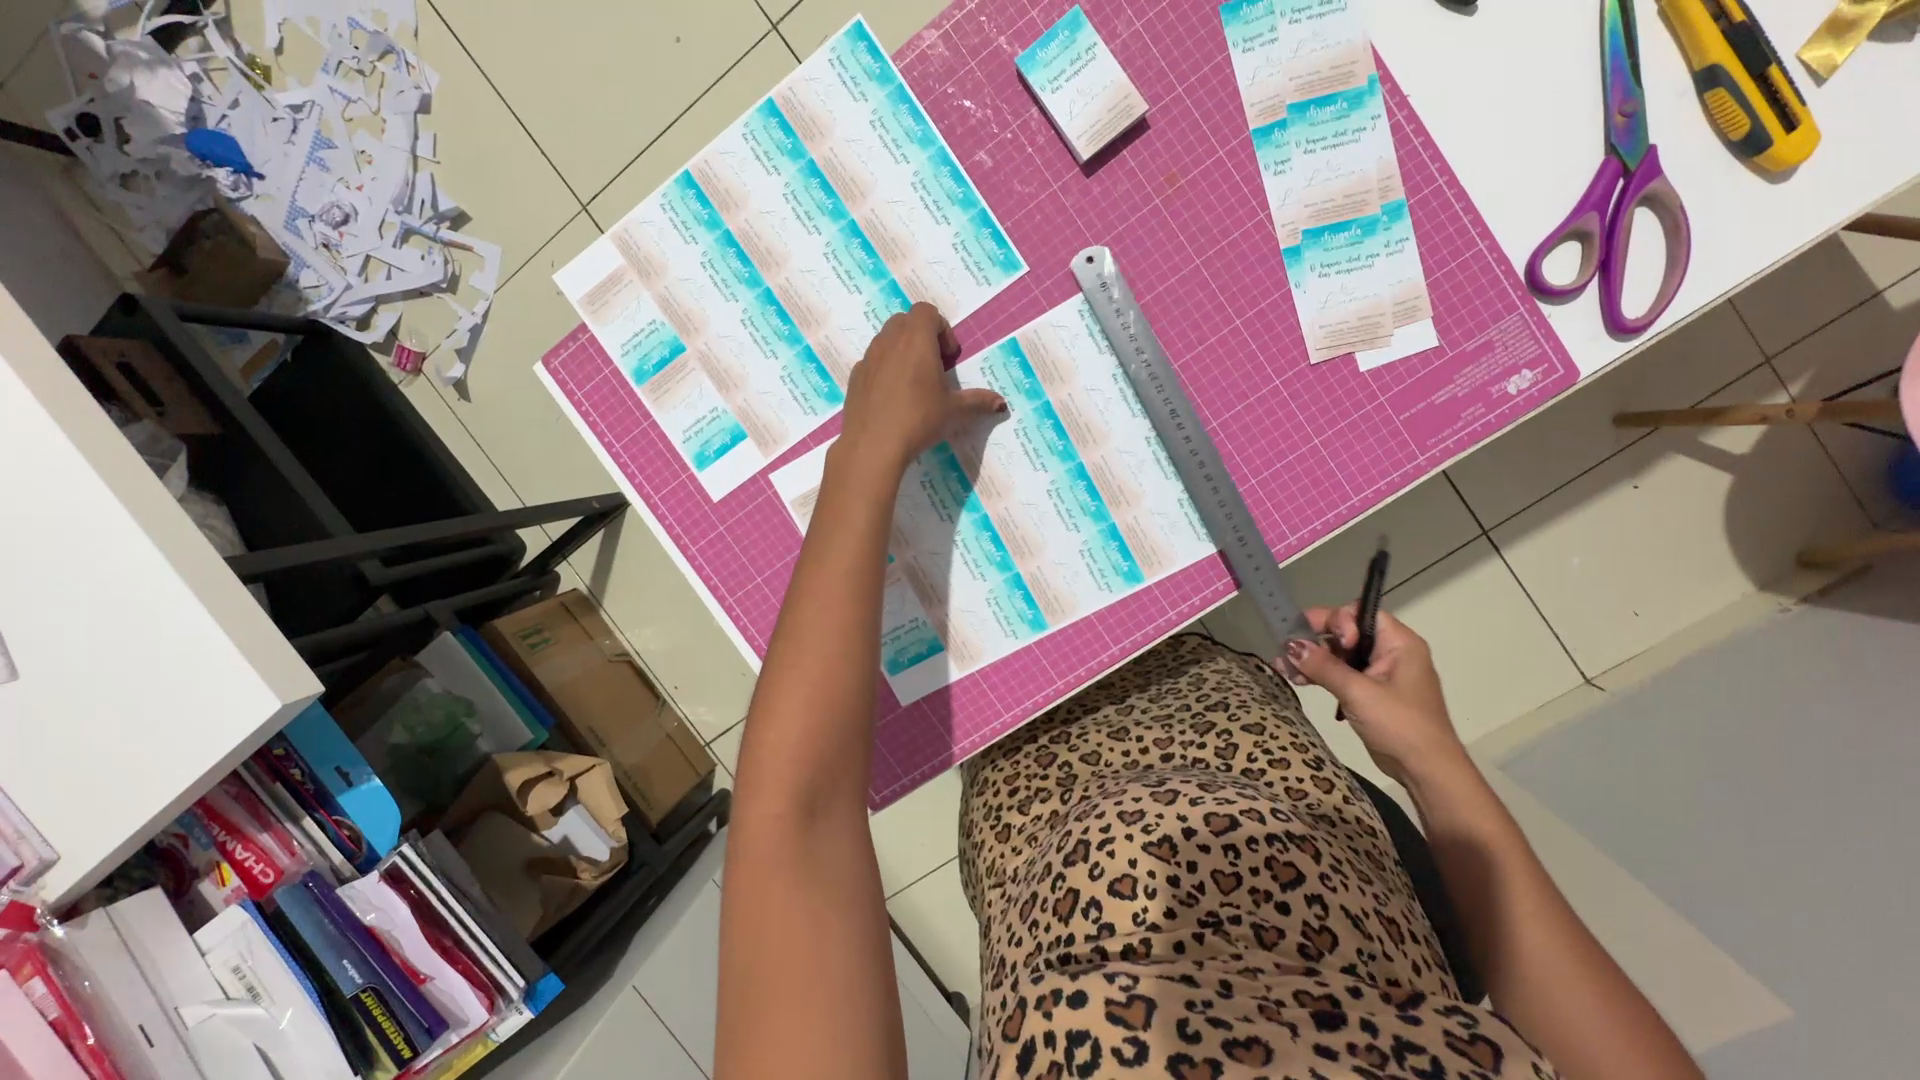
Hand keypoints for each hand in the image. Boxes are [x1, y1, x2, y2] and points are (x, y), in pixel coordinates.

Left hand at [838, 303, 1005, 474]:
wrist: (872, 445)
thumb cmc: (919, 419)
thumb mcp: (954, 411)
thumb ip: (978, 402)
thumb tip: (1001, 404)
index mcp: (916, 339)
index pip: (927, 312)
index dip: (942, 329)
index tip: (949, 357)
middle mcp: (889, 341)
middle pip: (905, 321)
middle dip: (921, 336)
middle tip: (934, 365)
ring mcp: (868, 358)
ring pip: (886, 340)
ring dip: (902, 352)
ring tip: (914, 383)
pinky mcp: (855, 378)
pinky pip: (873, 362)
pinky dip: (885, 370)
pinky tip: (893, 399)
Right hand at [1282, 606, 1469, 788]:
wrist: (1426, 770)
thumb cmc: (1399, 725)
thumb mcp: (1358, 692)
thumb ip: (1323, 666)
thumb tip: (1290, 645)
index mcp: (1399, 643)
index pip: (1360, 613)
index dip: (1336, 621)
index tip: (1321, 641)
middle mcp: (1391, 652)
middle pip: (1347, 632)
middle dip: (1316, 640)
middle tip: (1286, 651)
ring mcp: (1381, 674)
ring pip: (1342, 655)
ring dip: (1314, 660)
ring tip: (1284, 669)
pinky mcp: (1372, 693)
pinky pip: (1343, 675)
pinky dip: (1322, 676)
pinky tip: (1298, 681)